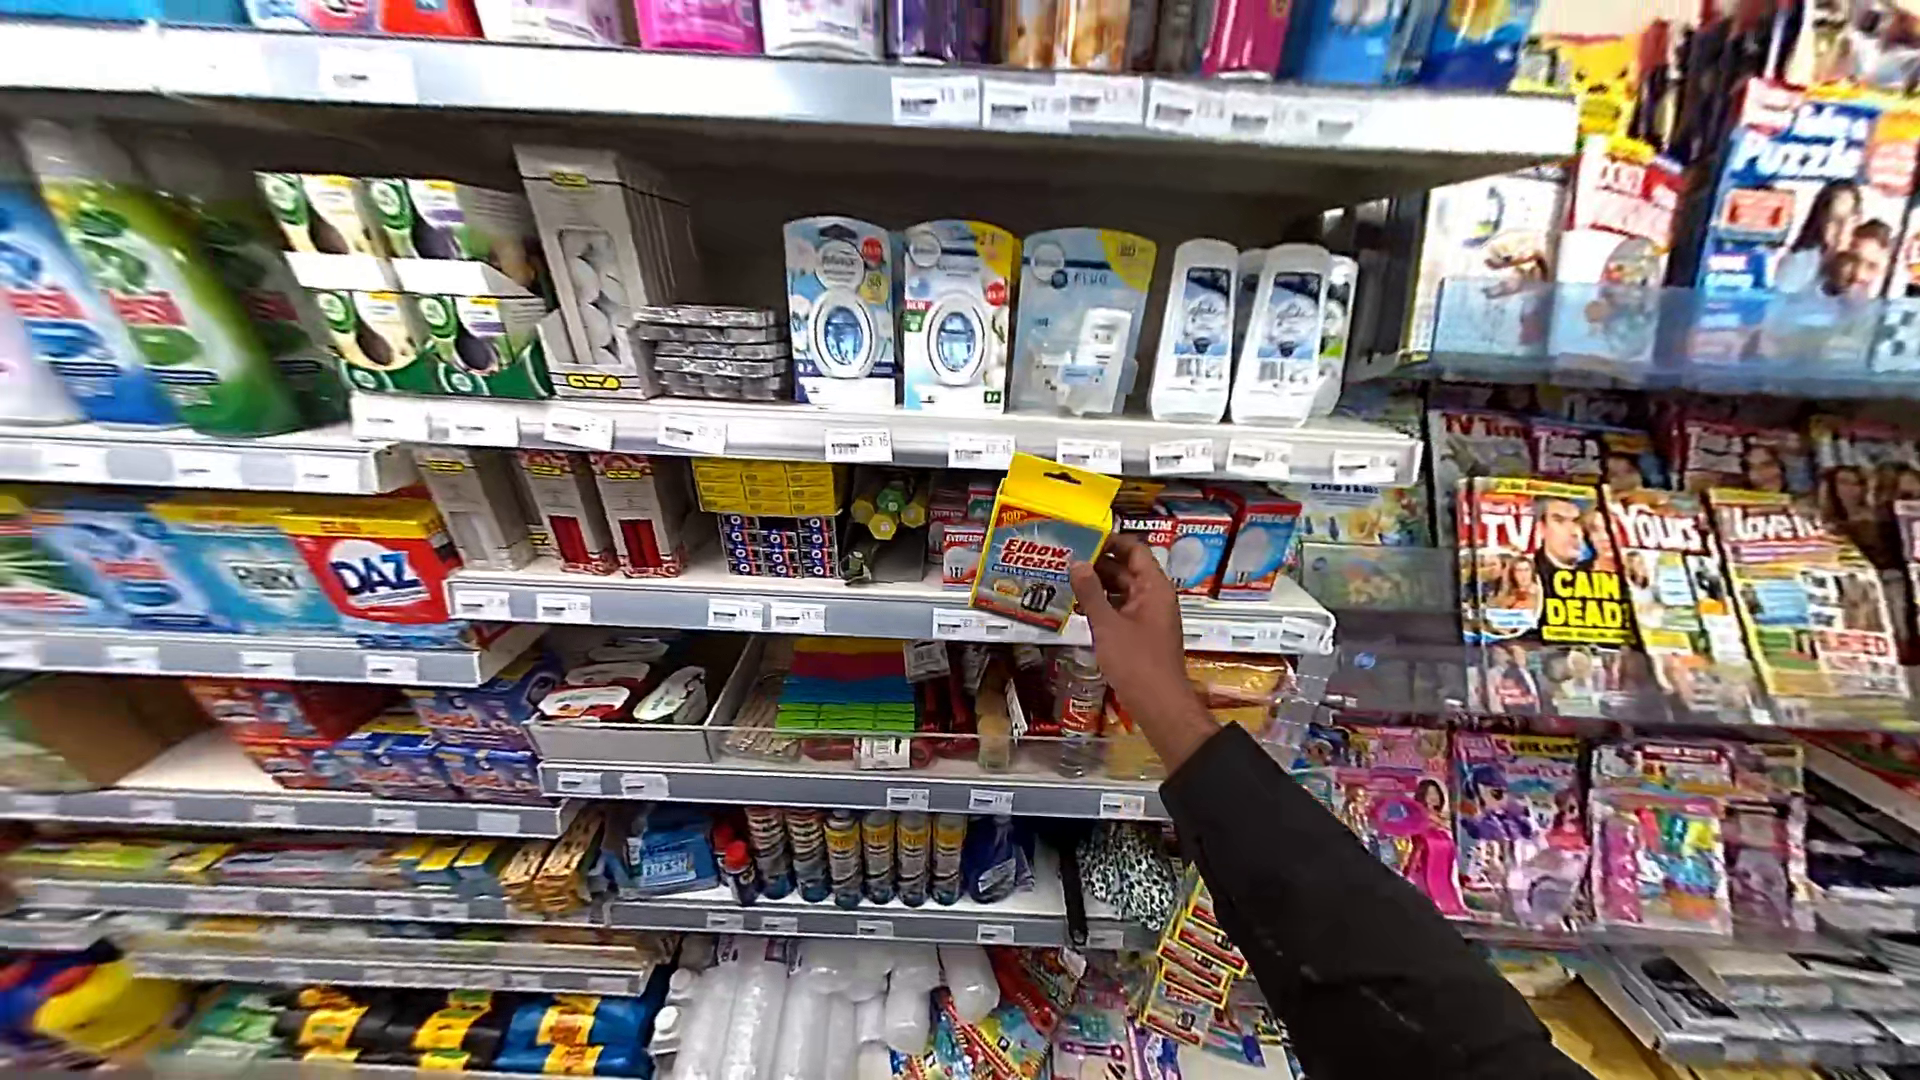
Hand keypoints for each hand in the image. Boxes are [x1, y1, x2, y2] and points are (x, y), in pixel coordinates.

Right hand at [1069, 535, 1214, 768]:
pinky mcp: (1140, 633)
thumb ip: (1090, 592)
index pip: (1135, 550)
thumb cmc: (1137, 662)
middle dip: (1098, 563)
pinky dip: (1101, 605)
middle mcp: (1154, 597)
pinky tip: (1077, 606)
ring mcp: (1148, 616)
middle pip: (1127, 569)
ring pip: (1121, 590)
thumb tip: (1076, 562)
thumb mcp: (1108, 624)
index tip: (1083, 538)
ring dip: (1097, 585)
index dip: (1111, 541)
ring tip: (1066, 579)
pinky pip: (1120, 609)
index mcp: (1154, 588)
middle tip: (1067, 557)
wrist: (1158, 704)